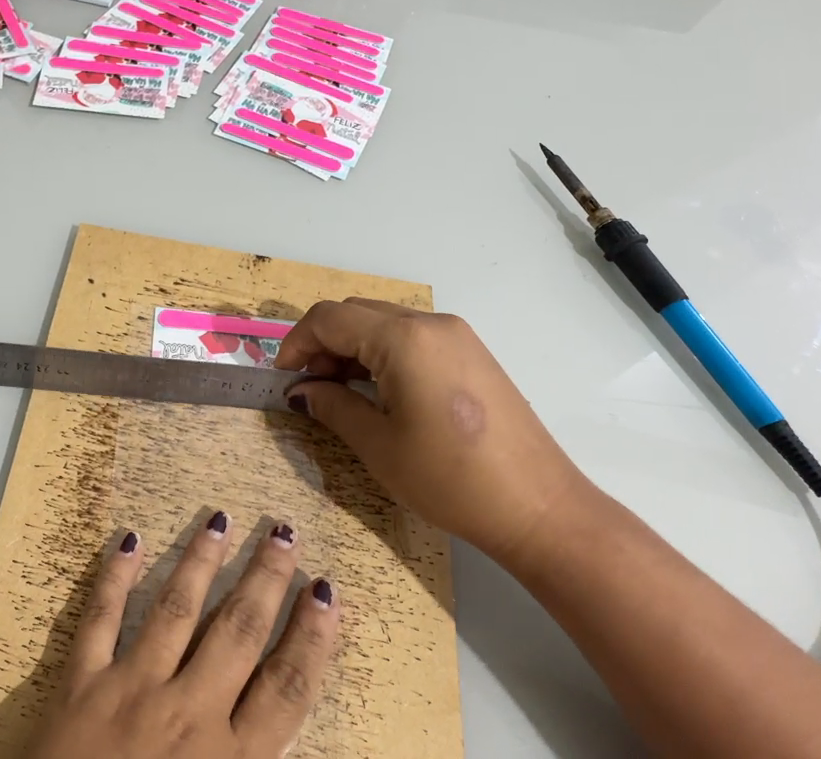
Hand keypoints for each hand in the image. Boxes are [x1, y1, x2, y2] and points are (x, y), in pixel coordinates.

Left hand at [28, 513, 340, 758]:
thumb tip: (288, 727)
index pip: (285, 687)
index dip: (312, 638)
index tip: (326, 591)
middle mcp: (188, 714)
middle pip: (237, 633)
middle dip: (265, 580)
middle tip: (283, 532)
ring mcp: (132, 690)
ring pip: (176, 610)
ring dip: (201, 561)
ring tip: (221, 519)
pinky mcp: (81, 683)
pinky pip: (100, 619)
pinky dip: (114, 577)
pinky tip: (128, 538)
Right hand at [275, 299, 587, 561]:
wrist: (539, 508)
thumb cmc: (450, 480)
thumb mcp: (378, 446)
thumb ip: (332, 405)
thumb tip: (300, 390)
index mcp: (403, 339)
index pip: (329, 319)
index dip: (295, 343)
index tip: (282, 379)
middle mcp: (430, 323)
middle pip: (356, 312)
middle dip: (322, 343)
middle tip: (308, 387)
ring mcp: (456, 335)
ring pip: (383, 322)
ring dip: (352, 347)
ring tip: (338, 392)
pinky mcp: (471, 352)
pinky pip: (411, 337)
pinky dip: (382, 352)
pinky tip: (377, 391)